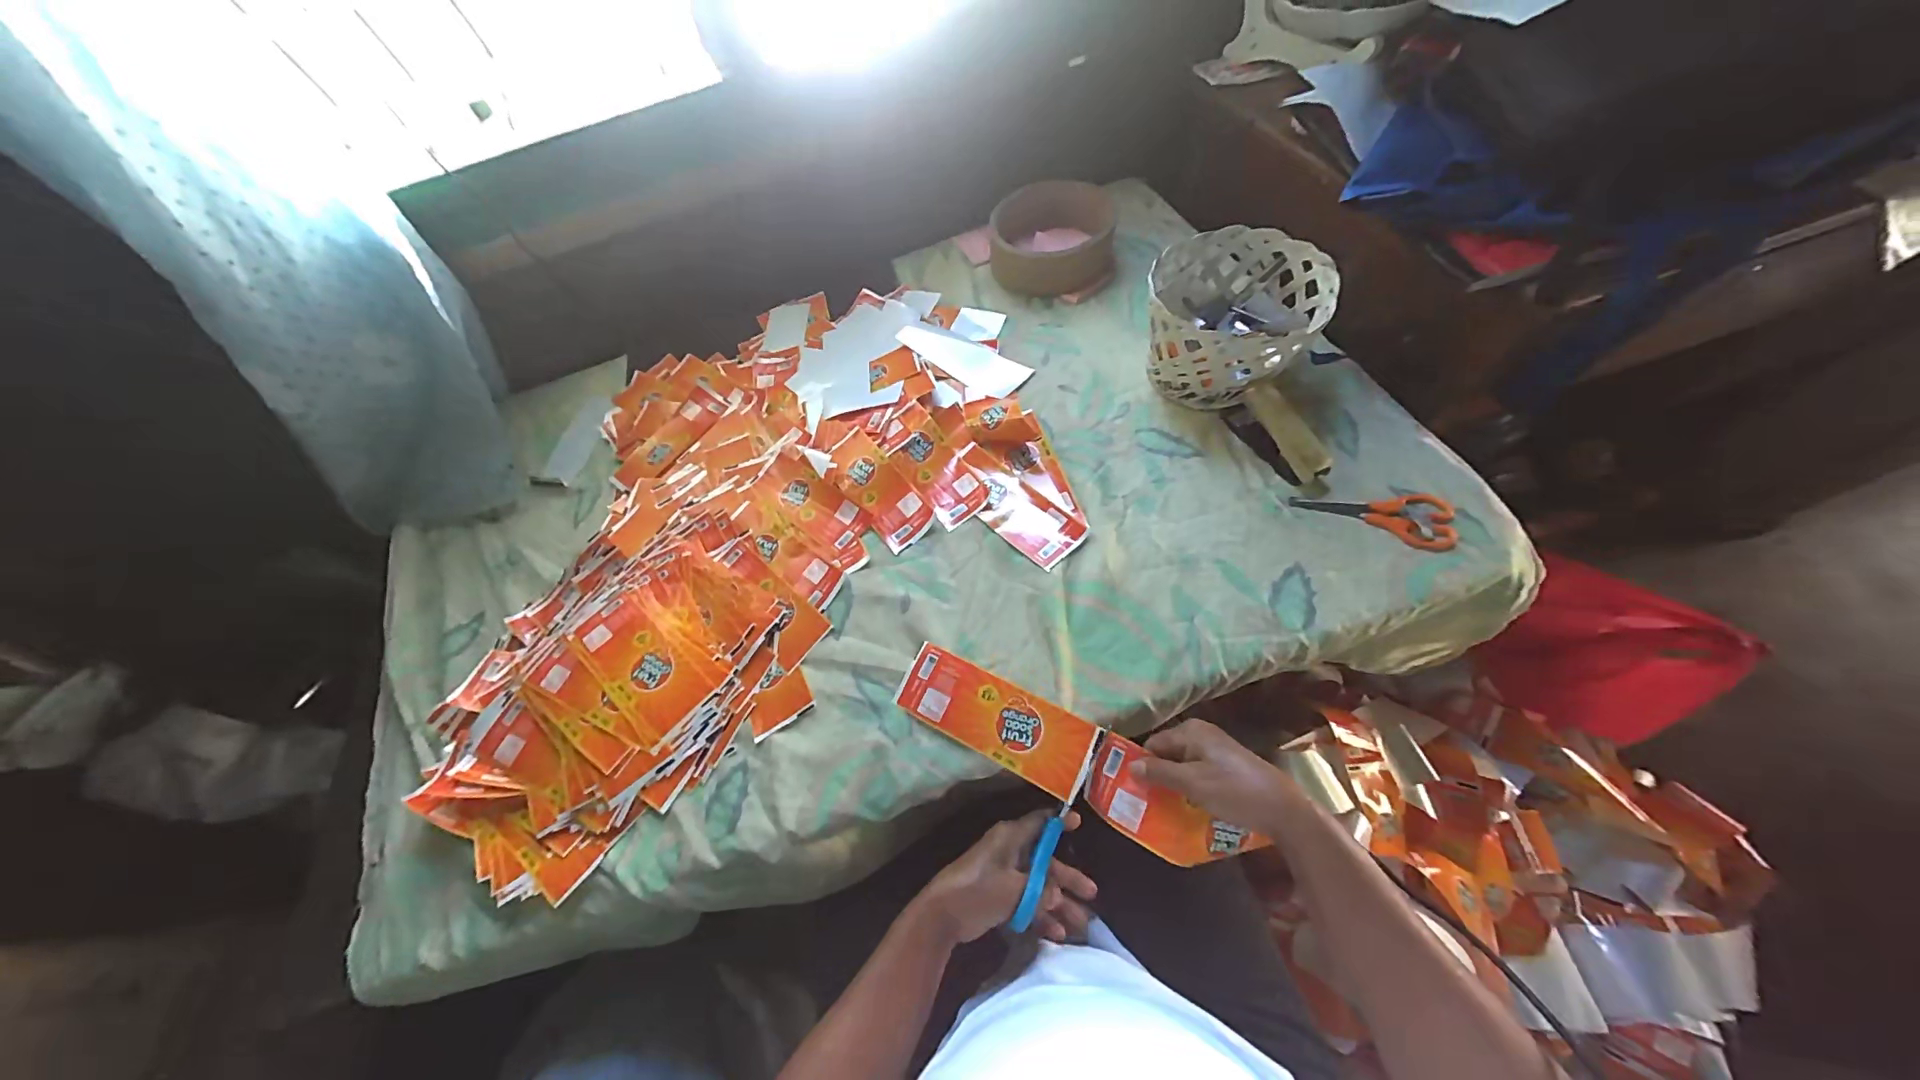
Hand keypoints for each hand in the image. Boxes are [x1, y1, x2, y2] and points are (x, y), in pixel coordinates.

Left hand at [915, 809, 1097, 945]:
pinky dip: (1040, 915)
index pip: (1040, 823)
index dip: (1060, 823)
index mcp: (1010, 838)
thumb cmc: (978, 891)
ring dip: (1058, 904)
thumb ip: (1041, 888)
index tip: (1079, 823)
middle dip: (1068, 879)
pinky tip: (1056, 934)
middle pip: (1045, 861)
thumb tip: (1058, 893)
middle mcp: (1009, 852)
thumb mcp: (1015, 889)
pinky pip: (1025, 901)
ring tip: (1080, 925)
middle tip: (1092, 894)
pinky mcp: (997, 896)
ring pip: (1038, 885)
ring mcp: (1003, 875)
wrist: (941, 915)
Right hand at [1131, 718, 1291, 828]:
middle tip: (1146, 801)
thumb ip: (1160, 773)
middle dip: (1157, 775)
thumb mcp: (1193, 784)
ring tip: (1163, 807)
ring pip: (1182, 765)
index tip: (1133, 789)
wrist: (1283, 809)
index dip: (1142, 765)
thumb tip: (1130, 766)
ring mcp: (1215, 750)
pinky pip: (1196, 772)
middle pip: (1167, 754)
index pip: (1153, 744)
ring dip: (1173, 783)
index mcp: (1191, 731)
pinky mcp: (1225, 766)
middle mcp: (1201, 734)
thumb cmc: (1234, 791)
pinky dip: (1189, 786)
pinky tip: (1187, 805)